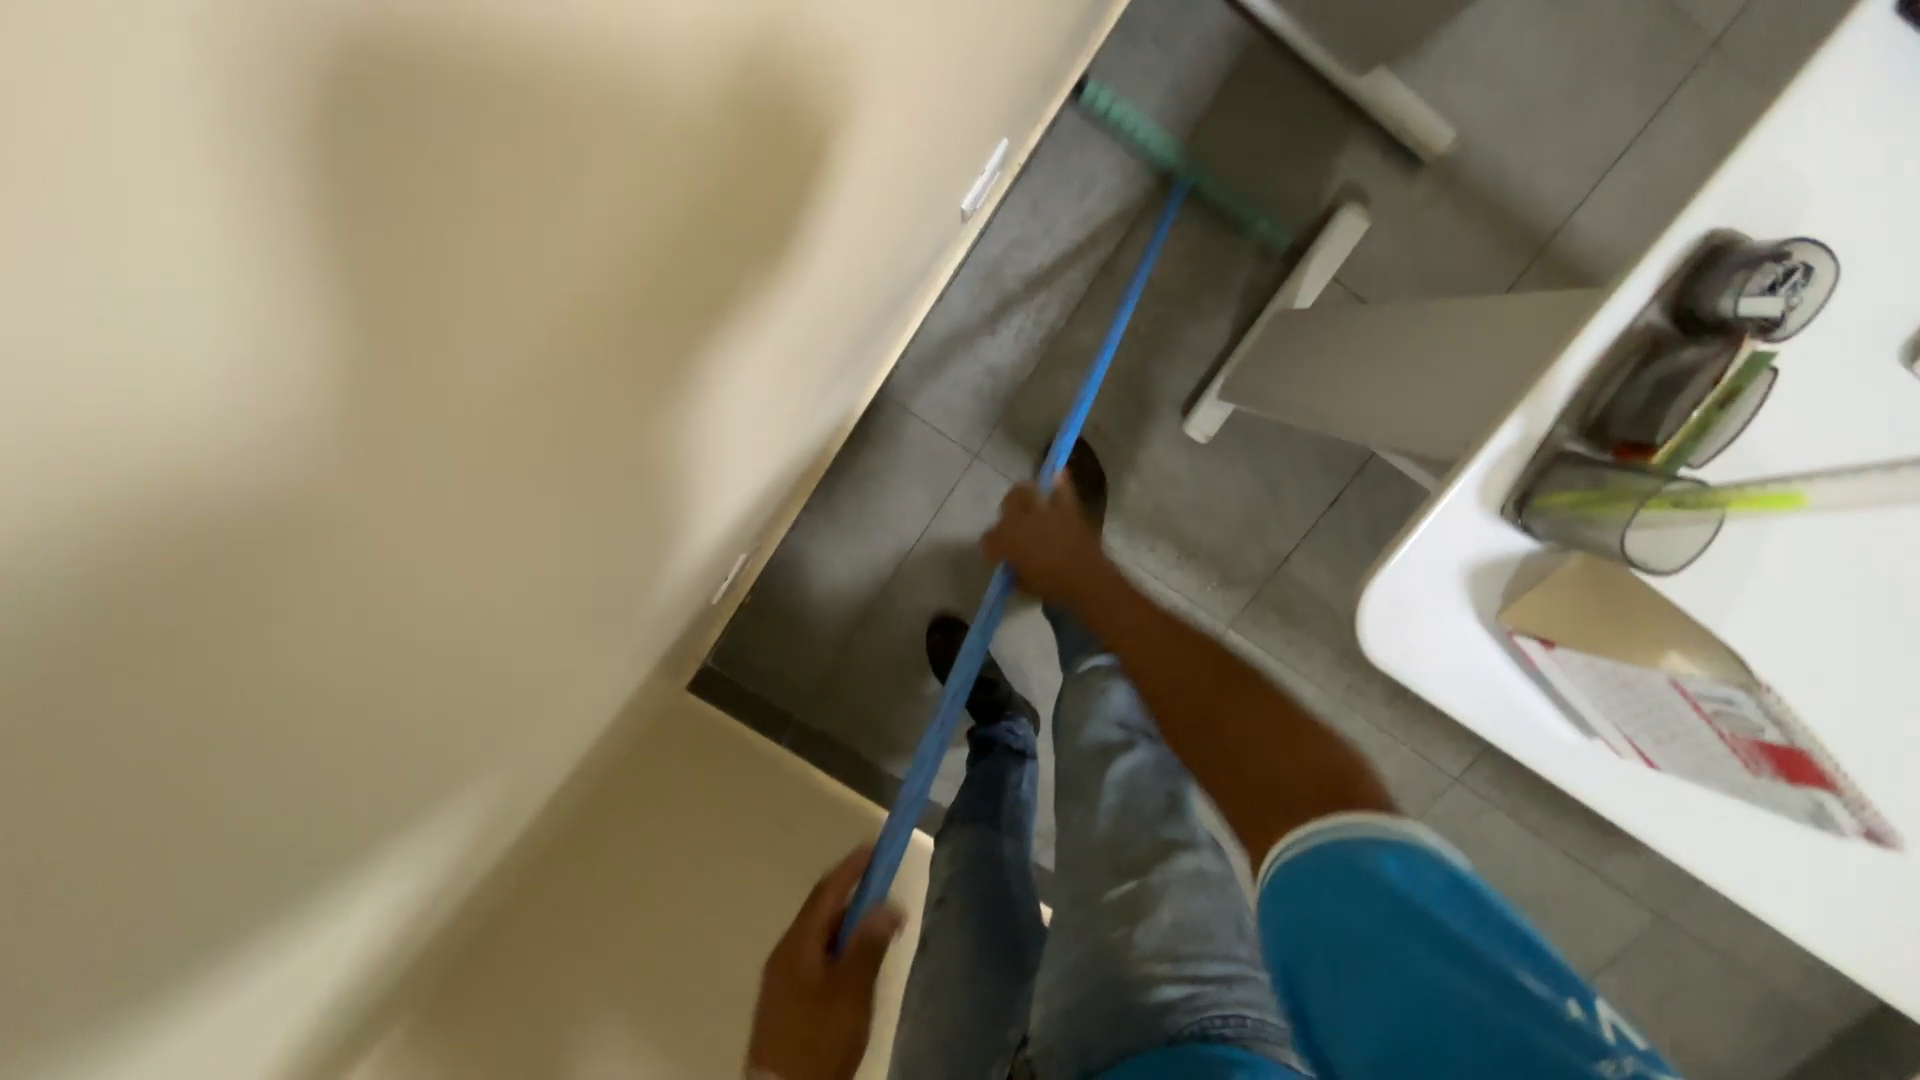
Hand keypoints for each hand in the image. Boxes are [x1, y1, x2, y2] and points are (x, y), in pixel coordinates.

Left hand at [746, 846, 905, 1079]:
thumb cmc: (819, 1039)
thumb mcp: (850, 992)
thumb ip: (868, 945)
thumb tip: (887, 904)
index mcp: (796, 945)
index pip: (826, 893)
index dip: (851, 868)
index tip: (873, 846)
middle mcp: (785, 954)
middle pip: (822, 912)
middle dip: (853, 895)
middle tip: (884, 884)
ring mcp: (783, 979)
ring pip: (820, 937)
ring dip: (848, 924)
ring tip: (878, 922)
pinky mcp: (787, 1001)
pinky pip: (816, 957)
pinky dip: (839, 947)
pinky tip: (857, 962)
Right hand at [980, 478, 1109, 605]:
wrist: (1087, 580)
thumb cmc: (1052, 587)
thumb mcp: (1024, 584)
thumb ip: (1013, 570)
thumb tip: (1013, 564)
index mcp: (1006, 541)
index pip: (989, 538)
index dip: (991, 547)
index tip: (997, 556)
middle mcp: (1020, 520)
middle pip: (1006, 506)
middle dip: (1006, 512)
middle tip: (1012, 524)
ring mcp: (1043, 510)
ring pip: (1025, 491)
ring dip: (1024, 497)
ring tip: (1029, 504)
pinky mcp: (1065, 508)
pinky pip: (1060, 488)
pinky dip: (1058, 483)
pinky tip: (1056, 478)